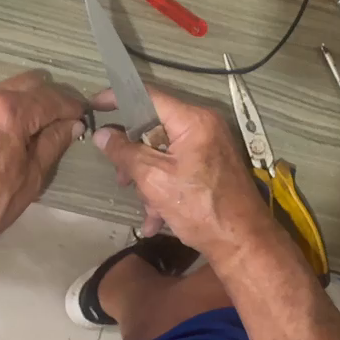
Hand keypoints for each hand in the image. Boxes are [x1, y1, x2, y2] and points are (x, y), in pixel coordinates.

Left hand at [0, 70, 87, 250]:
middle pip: (28, 84)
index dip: (71, 107)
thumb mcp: (31, 177)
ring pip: (3, 89)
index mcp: (12, 111)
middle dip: (48, 98)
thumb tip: (72, 124)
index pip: (52, 98)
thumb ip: (53, 144)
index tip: (82, 117)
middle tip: (59, 119)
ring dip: (22, 101)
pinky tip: (2, 133)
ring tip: (31, 126)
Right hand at [90, 85, 286, 262]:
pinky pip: (179, 167)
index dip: (118, 98)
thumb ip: (125, 152)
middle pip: (155, 127)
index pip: (148, 95)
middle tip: (121, 177)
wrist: (244, 244)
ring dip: (148, 179)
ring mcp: (210, 147)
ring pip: (164, 152)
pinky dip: (164, 187)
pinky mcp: (213, 167)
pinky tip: (155, 218)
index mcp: (193, 121)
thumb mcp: (154, 179)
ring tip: (146, 207)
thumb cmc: (200, 208)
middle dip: (134, 155)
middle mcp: (204, 126)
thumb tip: (102, 134)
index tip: (95, 106)